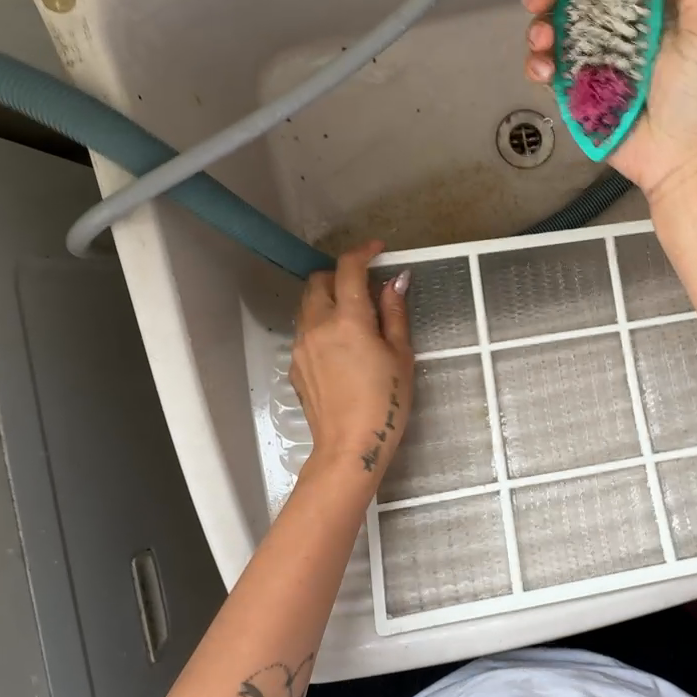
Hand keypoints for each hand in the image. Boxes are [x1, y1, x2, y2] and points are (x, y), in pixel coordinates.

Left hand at [291, 242, 413, 480]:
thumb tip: (395, 281)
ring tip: (354, 314)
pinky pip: (305, 330)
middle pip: (318, 281)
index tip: (378, 250)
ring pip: (307, 305)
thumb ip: (395, 313)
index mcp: (348, 320)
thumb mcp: (401, 354)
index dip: (363, 252)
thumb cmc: (385, 401)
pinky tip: (342, 344)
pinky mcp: (296, 365)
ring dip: (328, 298)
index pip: (348, 270)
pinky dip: (321, 323)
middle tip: (365, 286)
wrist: (349, 447)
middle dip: (340, 275)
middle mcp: (317, 326)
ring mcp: (301, 346)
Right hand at [522, 0, 696, 202]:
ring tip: (542, 38)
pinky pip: (547, 68)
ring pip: (553, 27)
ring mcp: (593, 60)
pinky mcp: (577, 91)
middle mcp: (616, 30)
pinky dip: (537, 63)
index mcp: (646, 10)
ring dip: (539, 25)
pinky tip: (544, 69)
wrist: (682, 158)